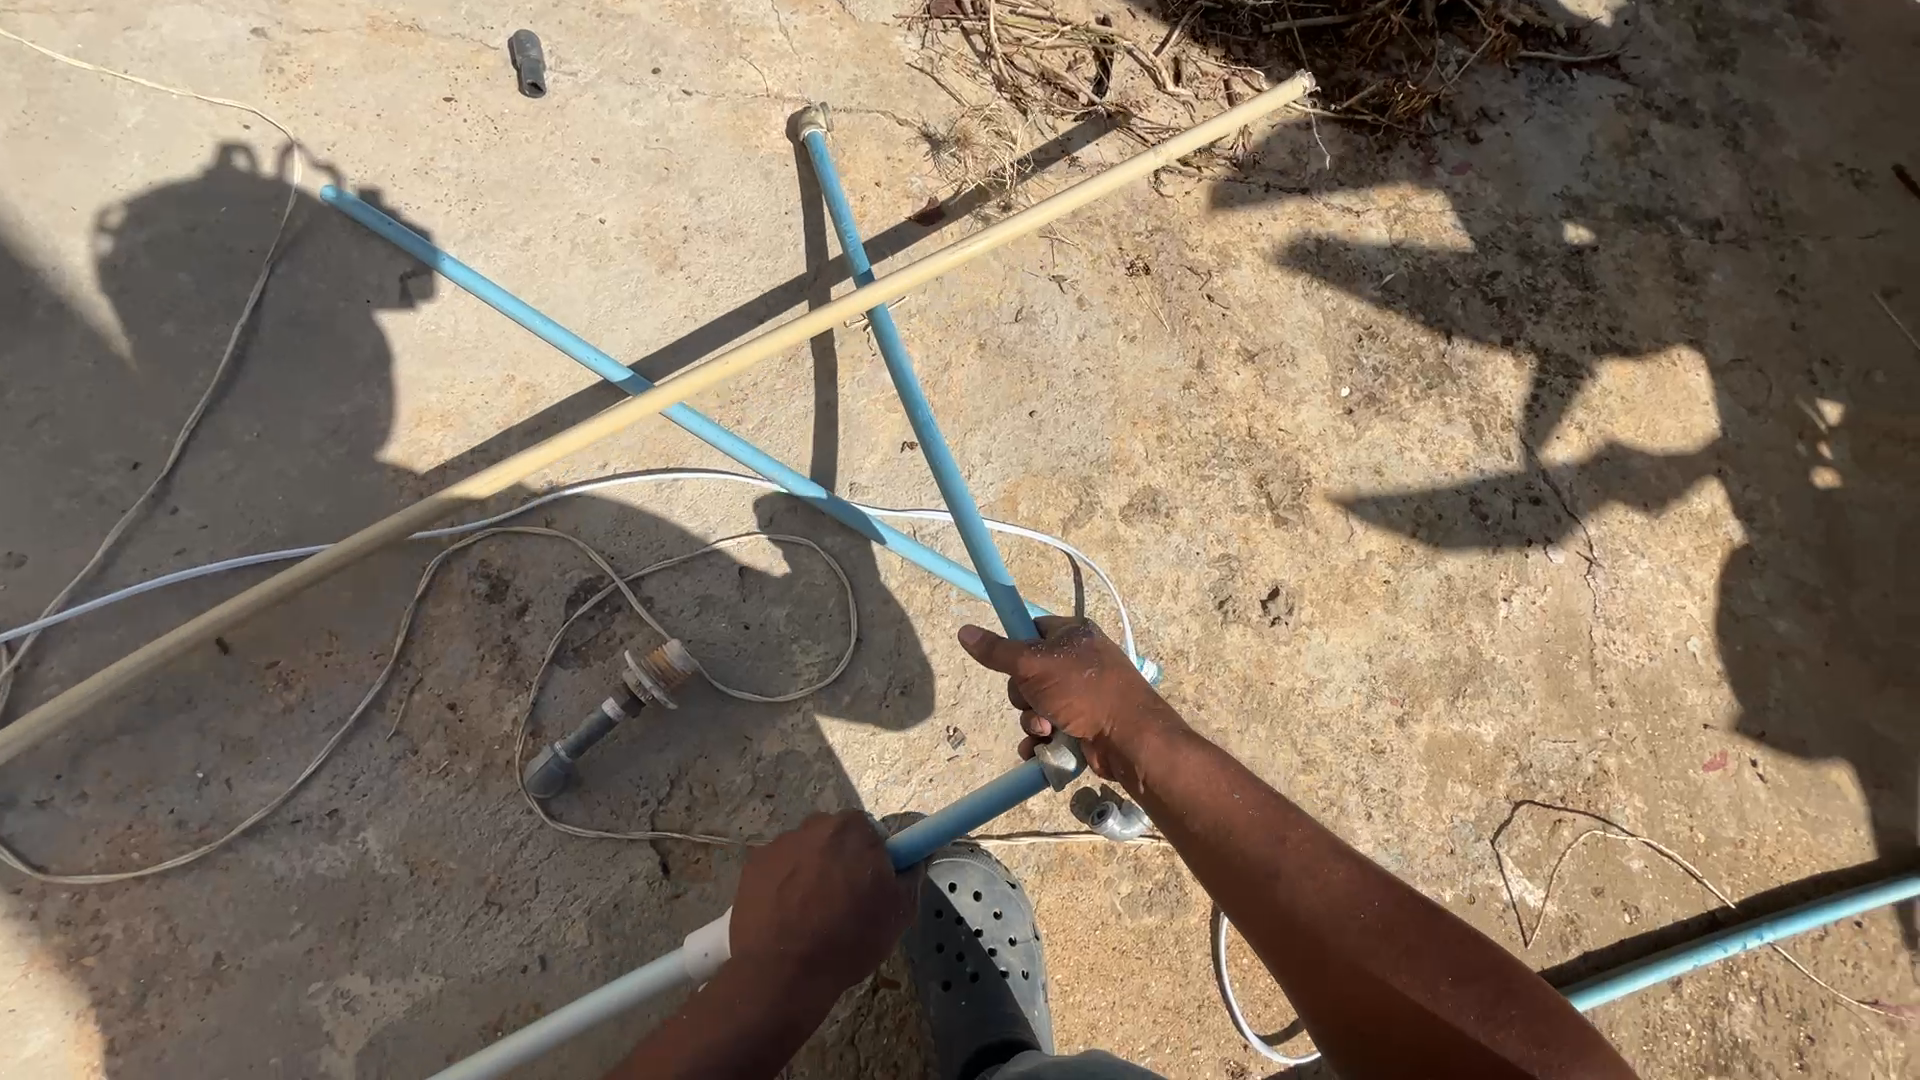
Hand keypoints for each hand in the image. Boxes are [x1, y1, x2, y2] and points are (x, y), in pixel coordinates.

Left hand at [729, 812, 920, 998]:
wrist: (782, 974)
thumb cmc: (848, 938)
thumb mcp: (899, 912)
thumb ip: (911, 876)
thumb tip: (916, 857)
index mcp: (851, 828)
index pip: (871, 832)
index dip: (875, 858)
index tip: (872, 886)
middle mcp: (813, 826)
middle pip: (835, 839)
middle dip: (842, 862)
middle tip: (846, 903)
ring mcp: (779, 845)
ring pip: (805, 854)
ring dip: (812, 873)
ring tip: (812, 917)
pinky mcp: (752, 867)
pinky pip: (778, 871)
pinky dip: (784, 887)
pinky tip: (787, 919)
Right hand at [956, 616, 1185, 782]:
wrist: (1128, 738)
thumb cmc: (1083, 691)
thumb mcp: (1033, 665)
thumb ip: (997, 652)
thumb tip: (964, 631)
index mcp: (1072, 635)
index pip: (1031, 631)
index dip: (1016, 649)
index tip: (1011, 664)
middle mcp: (1077, 662)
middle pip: (1026, 674)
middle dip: (1024, 696)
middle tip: (1036, 702)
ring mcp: (1080, 696)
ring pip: (1034, 706)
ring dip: (1032, 721)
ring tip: (1047, 730)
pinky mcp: (1081, 725)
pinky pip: (1047, 730)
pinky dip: (1040, 741)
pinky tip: (1040, 750)